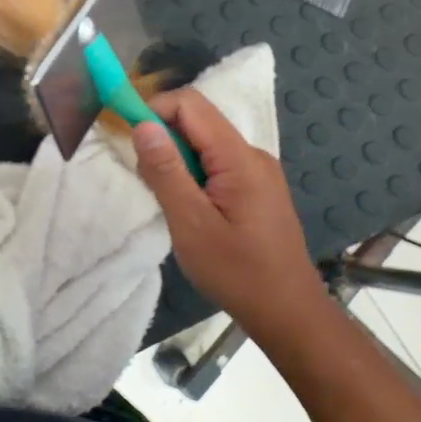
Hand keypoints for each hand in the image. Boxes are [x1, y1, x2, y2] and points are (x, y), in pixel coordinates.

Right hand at [131, 89, 326, 341]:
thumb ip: (165, 170)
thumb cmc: (238, 272)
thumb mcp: (191, 224)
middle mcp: (252, 155)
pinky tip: (190, 209)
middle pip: (196, 120)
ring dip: (175, 159)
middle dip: (162, 138)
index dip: (153, 110)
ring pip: (202, 142)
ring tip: (170, 201)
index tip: (129, 139)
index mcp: (240, 158)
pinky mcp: (256, 188)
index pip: (189, 104)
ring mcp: (257, 171)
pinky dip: (191, 173)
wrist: (291, 317)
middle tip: (148, 179)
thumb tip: (142, 124)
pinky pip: (214, 161)